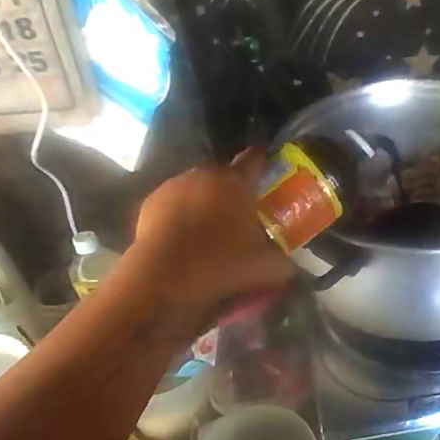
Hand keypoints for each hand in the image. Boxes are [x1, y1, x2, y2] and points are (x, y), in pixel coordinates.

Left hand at [129, 149, 293, 312]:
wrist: (160, 281)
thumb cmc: (219, 265)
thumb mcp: (266, 269)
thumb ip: (284, 261)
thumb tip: (289, 264)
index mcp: (235, 182)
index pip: (254, 159)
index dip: (263, 163)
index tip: (267, 172)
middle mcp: (204, 175)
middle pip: (224, 175)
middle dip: (233, 191)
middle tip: (242, 216)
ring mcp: (173, 186)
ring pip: (198, 188)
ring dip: (206, 202)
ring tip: (211, 231)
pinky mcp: (150, 203)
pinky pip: (175, 204)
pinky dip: (182, 215)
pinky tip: (186, 239)